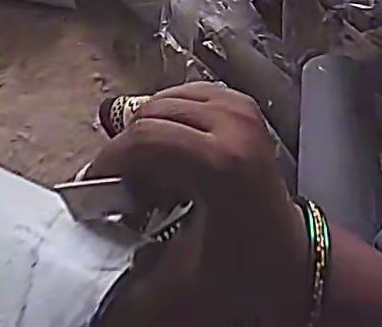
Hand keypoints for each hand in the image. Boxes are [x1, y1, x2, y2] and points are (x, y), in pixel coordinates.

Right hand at [86, 83, 308, 326]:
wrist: (296, 268)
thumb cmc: (244, 281)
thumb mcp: (182, 285)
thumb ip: (127, 271)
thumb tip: (84, 249)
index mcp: (221, 163)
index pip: (145, 138)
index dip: (110, 160)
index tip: (92, 186)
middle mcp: (232, 122)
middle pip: (151, 113)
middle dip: (126, 148)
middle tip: (119, 186)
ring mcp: (239, 106)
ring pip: (164, 99)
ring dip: (145, 131)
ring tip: (145, 172)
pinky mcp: (241, 102)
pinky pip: (184, 95)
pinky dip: (166, 117)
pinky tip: (168, 149)